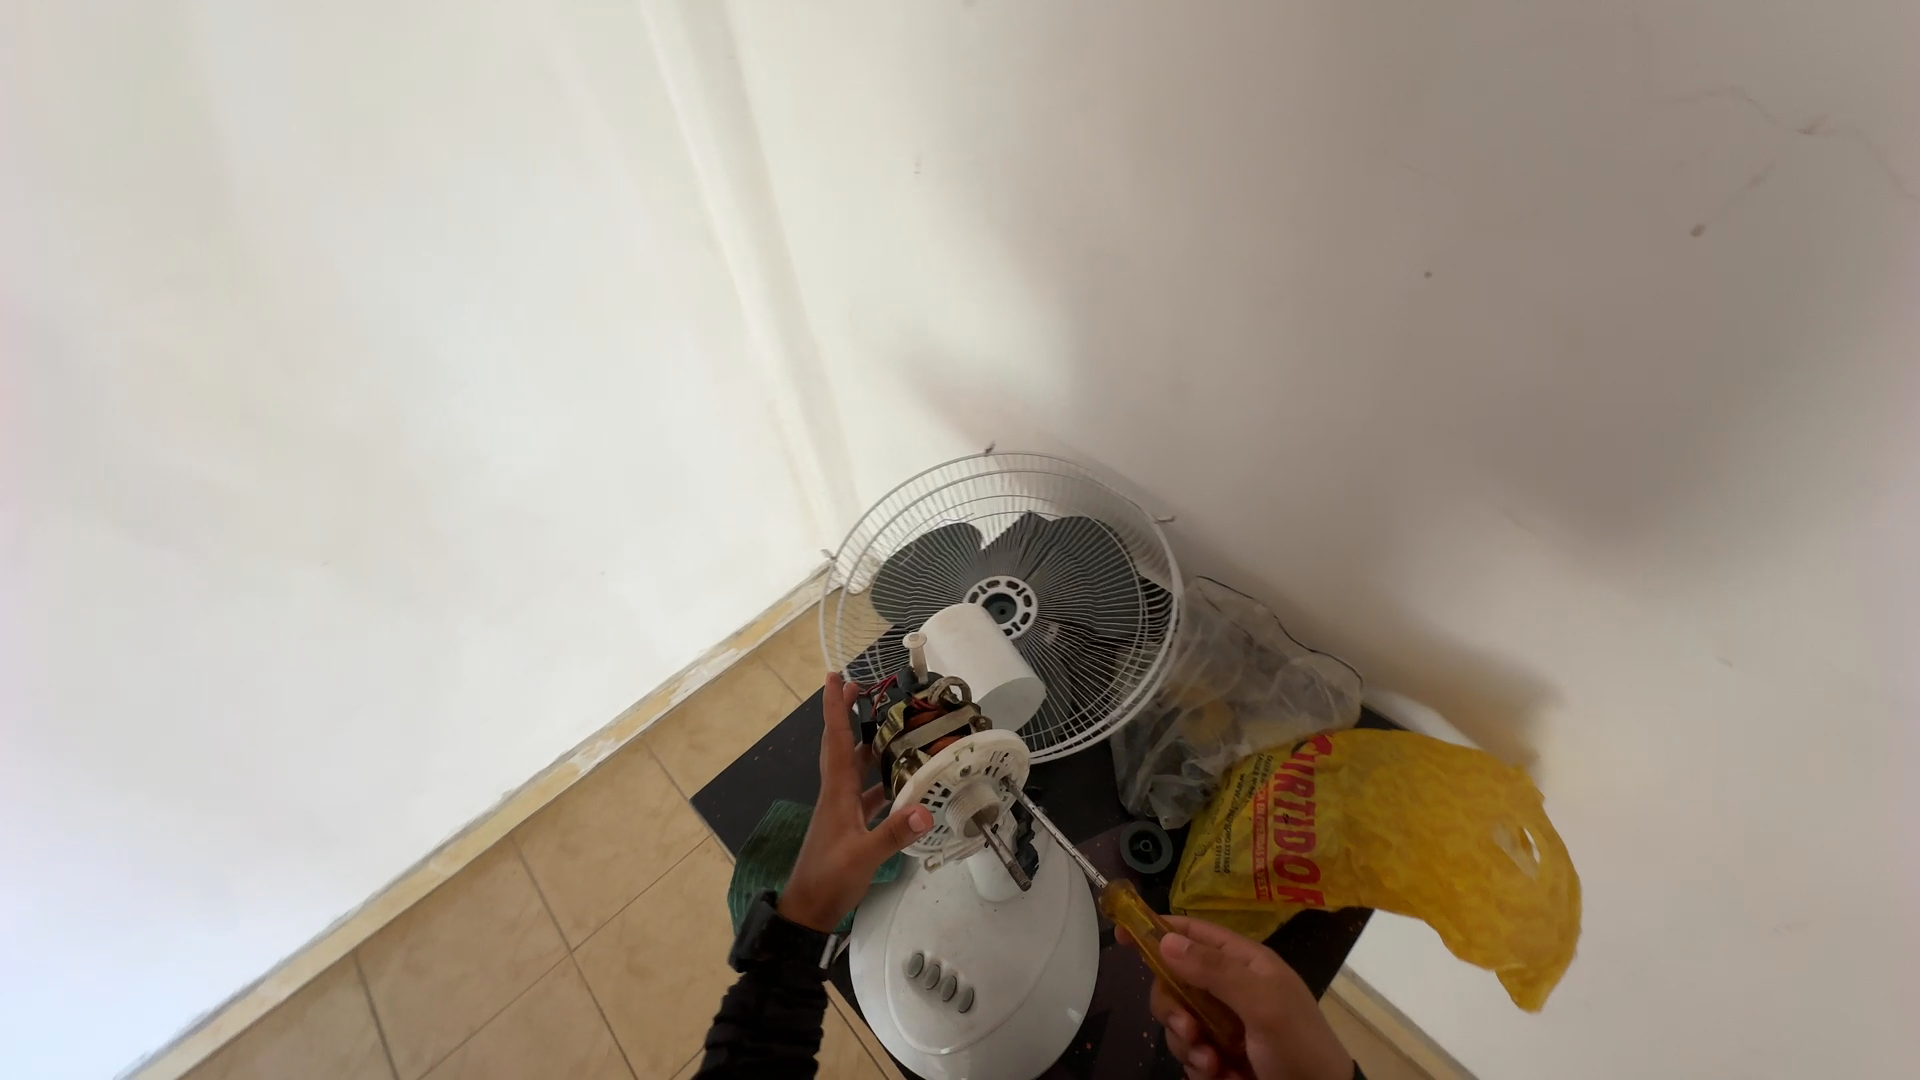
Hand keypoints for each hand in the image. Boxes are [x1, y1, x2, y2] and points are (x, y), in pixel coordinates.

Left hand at [778, 672, 933, 931]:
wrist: (807, 912)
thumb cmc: (829, 880)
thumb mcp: (863, 857)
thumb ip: (893, 834)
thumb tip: (926, 810)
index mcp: (837, 791)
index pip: (836, 738)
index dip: (835, 707)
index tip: (836, 676)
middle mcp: (837, 792)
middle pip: (842, 743)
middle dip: (849, 714)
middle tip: (864, 687)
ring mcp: (842, 808)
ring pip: (854, 765)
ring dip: (866, 742)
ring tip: (889, 724)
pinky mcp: (848, 824)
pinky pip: (864, 789)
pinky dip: (878, 777)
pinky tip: (898, 778)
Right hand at [1120, 916, 1352, 1079]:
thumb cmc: (1300, 1049)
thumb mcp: (1263, 1004)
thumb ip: (1215, 970)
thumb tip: (1165, 940)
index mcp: (1243, 962)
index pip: (1192, 932)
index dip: (1156, 929)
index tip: (1122, 934)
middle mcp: (1230, 988)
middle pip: (1174, 978)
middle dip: (1172, 1004)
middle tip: (1186, 1027)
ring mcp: (1225, 1025)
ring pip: (1178, 1017)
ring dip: (1185, 1041)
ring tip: (1210, 1063)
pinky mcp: (1221, 1058)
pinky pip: (1189, 1052)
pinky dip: (1196, 1065)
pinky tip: (1217, 1077)